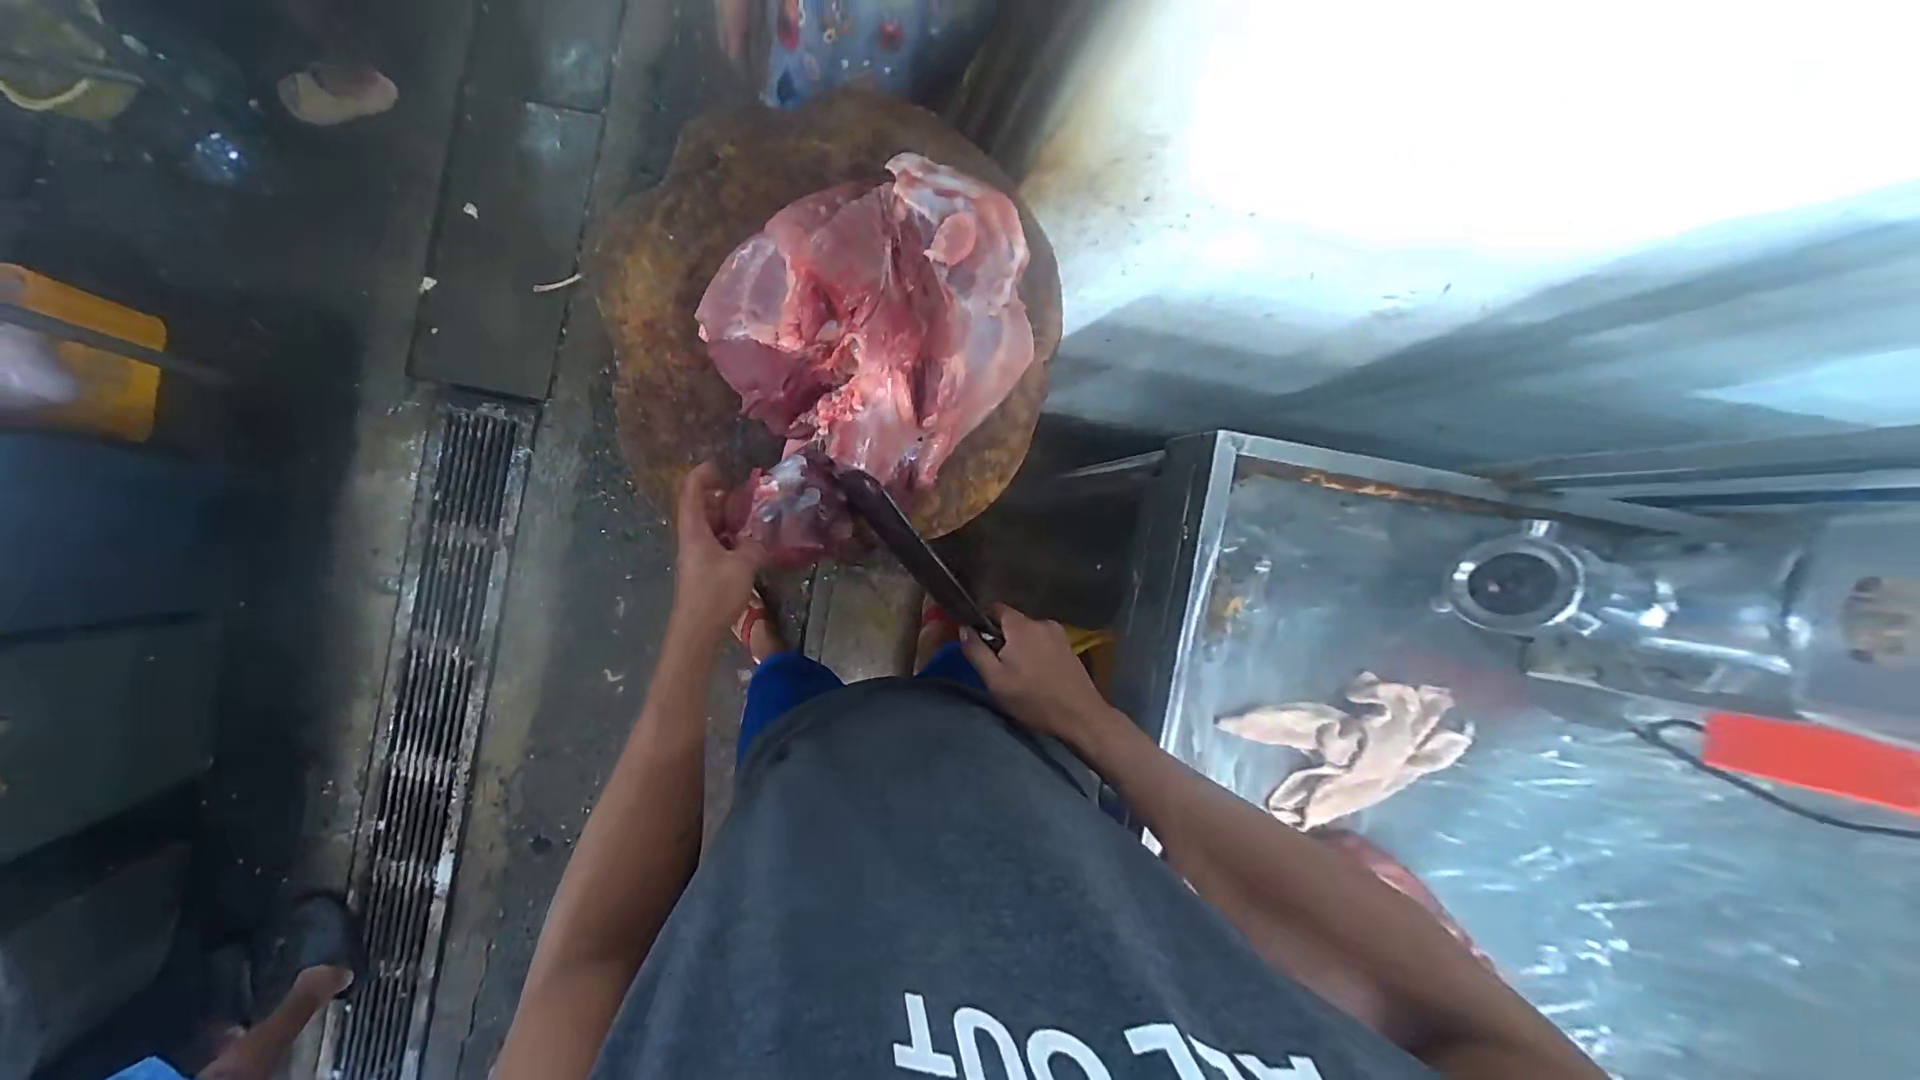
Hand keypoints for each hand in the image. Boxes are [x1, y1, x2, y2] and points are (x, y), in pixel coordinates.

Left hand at [669, 462, 767, 643]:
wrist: (697, 630)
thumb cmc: (715, 594)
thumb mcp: (742, 566)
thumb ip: (754, 546)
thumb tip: (760, 538)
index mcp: (694, 532)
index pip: (690, 494)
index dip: (700, 476)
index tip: (716, 465)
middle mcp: (691, 540)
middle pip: (700, 509)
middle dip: (719, 497)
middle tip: (744, 491)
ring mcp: (696, 556)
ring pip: (709, 527)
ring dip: (727, 518)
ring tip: (751, 514)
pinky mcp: (703, 570)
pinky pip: (716, 544)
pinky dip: (730, 536)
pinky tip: (748, 541)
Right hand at [961, 604, 1124, 749]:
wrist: (1080, 716)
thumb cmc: (1033, 699)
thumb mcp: (995, 680)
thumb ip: (976, 651)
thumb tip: (964, 628)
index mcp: (1022, 626)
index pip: (995, 607)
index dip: (981, 620)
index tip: (976, 640)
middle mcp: (1042, 623)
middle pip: (1012, 622)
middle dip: (1001, 638)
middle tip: (997, 666)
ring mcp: (1059, 634)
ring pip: (1028, 634)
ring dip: (1019, 647)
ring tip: (1018, 674)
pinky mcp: (1069, 648)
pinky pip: (1043, 642)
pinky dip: (1035, 652)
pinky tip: (1036, 675)